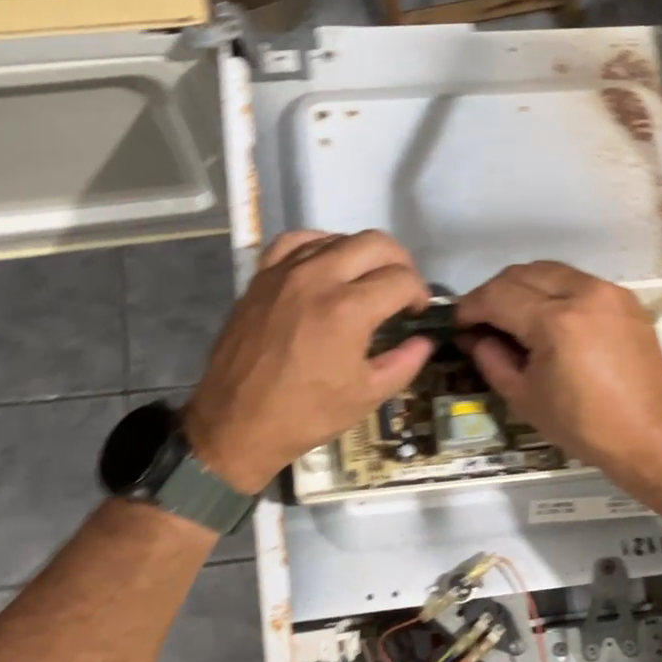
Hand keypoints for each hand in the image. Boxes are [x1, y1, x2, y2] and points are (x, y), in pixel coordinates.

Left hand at [184, 230, 433, 492]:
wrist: (237, 423)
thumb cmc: (306, 415)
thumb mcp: (367, 395)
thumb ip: (404, 362)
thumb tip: (424, 340)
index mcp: (349, 310)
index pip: (401, 279)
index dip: (419, 294)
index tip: (418, 312)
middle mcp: (319, 278)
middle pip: (375, 244)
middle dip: (400, 264)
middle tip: (401, 291)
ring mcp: (285, 273)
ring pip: (337, 238)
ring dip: (362, 254)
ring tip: (366, 280)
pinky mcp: (261, 277)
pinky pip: (295, 242)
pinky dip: (319, 245)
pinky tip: (326, 264)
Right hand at [455, 262, 661, 487]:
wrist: (650, 434)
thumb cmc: (583, 426)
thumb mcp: (525, 397)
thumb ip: (492, 359)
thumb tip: (473, 337)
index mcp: (555, 321)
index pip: (497, 296)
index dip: (470, 308)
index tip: (457, 324)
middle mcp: (583, 293)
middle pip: (521, 273)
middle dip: (494, 293)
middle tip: (481, 321)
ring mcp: (608, 292)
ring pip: (550, 270)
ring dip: (523, 287)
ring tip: (511, 317)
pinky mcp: (625, 299)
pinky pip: (577, 281)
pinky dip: (553, 291)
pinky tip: (547, 318)